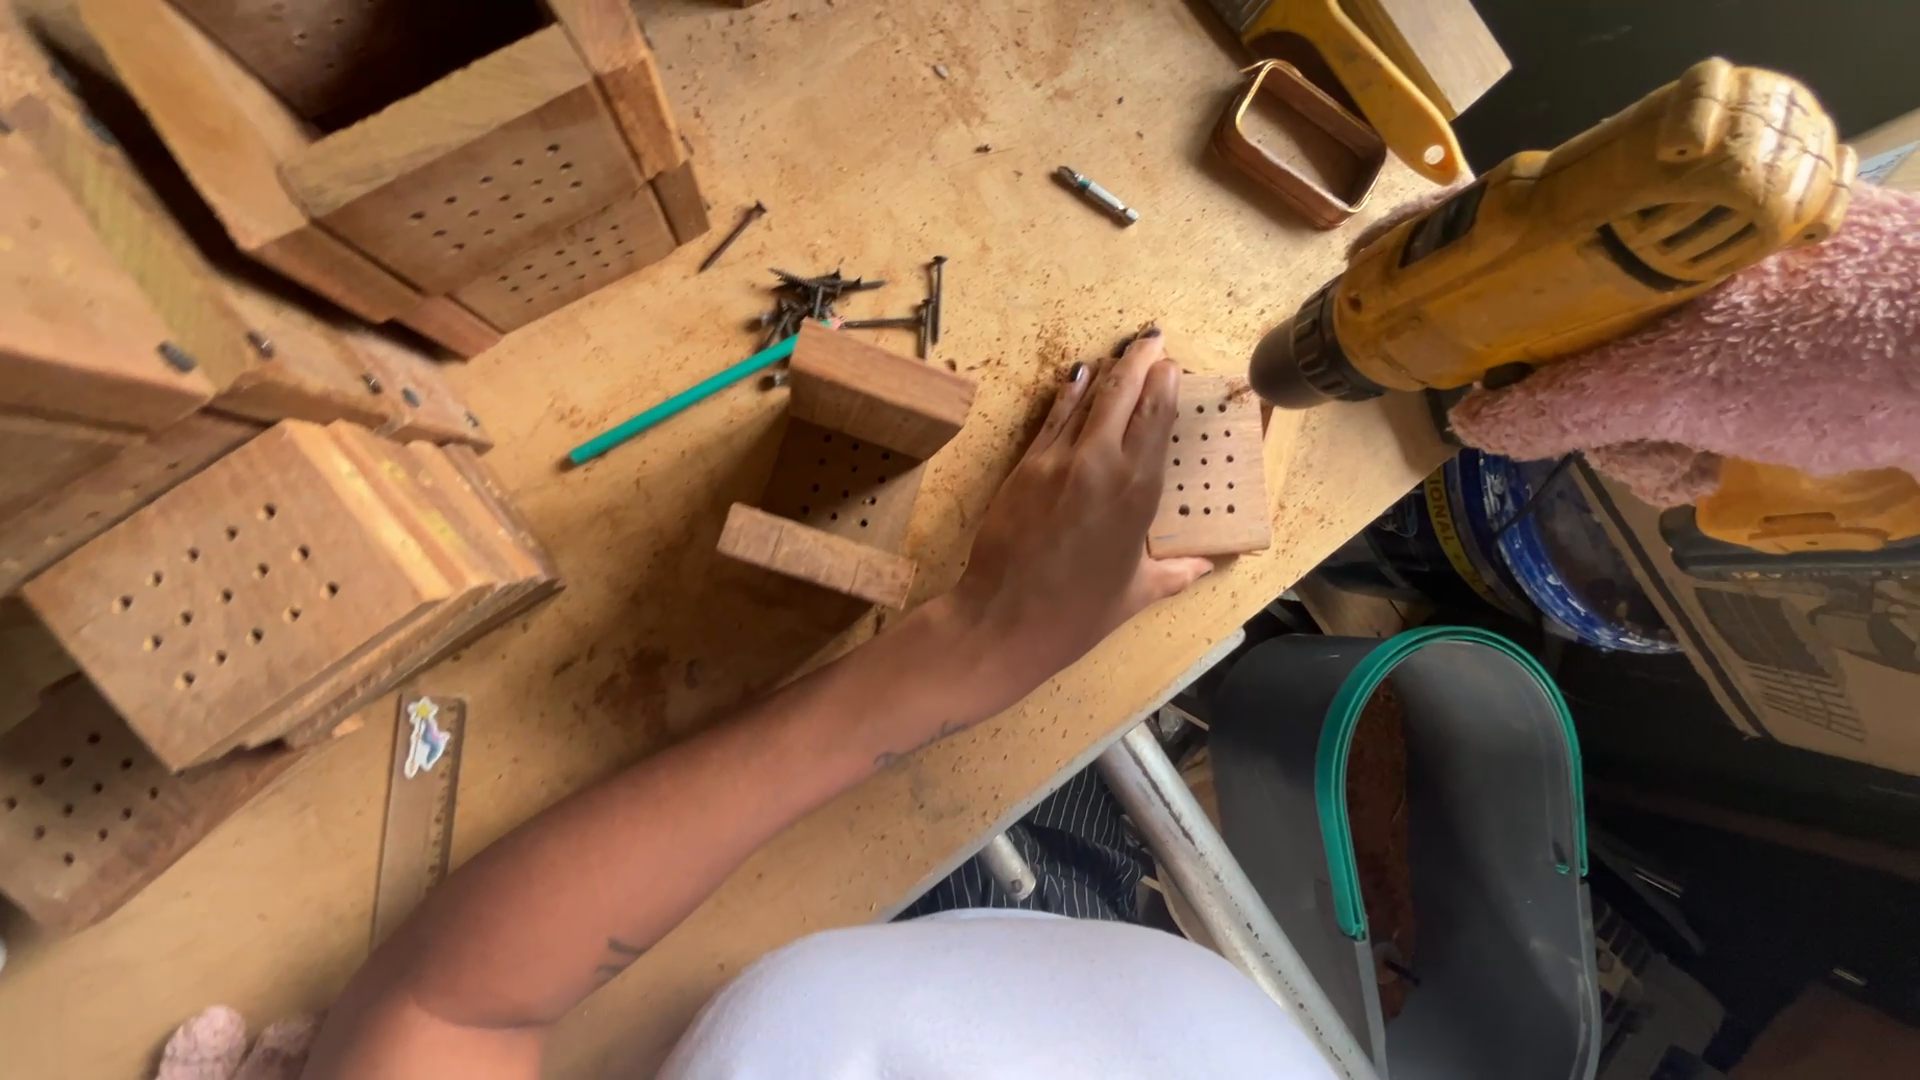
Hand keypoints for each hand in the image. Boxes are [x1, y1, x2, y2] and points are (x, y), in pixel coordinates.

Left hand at [941, 328, 1215, 699]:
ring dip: (1106, 371)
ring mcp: (1058, 461)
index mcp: (1138, 492)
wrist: (1003, 619)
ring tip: (1120, 350)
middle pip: (1123, 395)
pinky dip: (1067, 395)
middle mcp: (1101, 464)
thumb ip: (1175, 573)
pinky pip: (1051, 420)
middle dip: (1140, 360)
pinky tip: (1077, 376)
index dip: (1164, 384)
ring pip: (1087, 400)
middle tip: (1152, 336)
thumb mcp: (1135, 594)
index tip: (1170, 365)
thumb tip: (1205, 566)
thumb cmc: (1077, 614)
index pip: (1156, 418)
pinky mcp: (1024, 467)